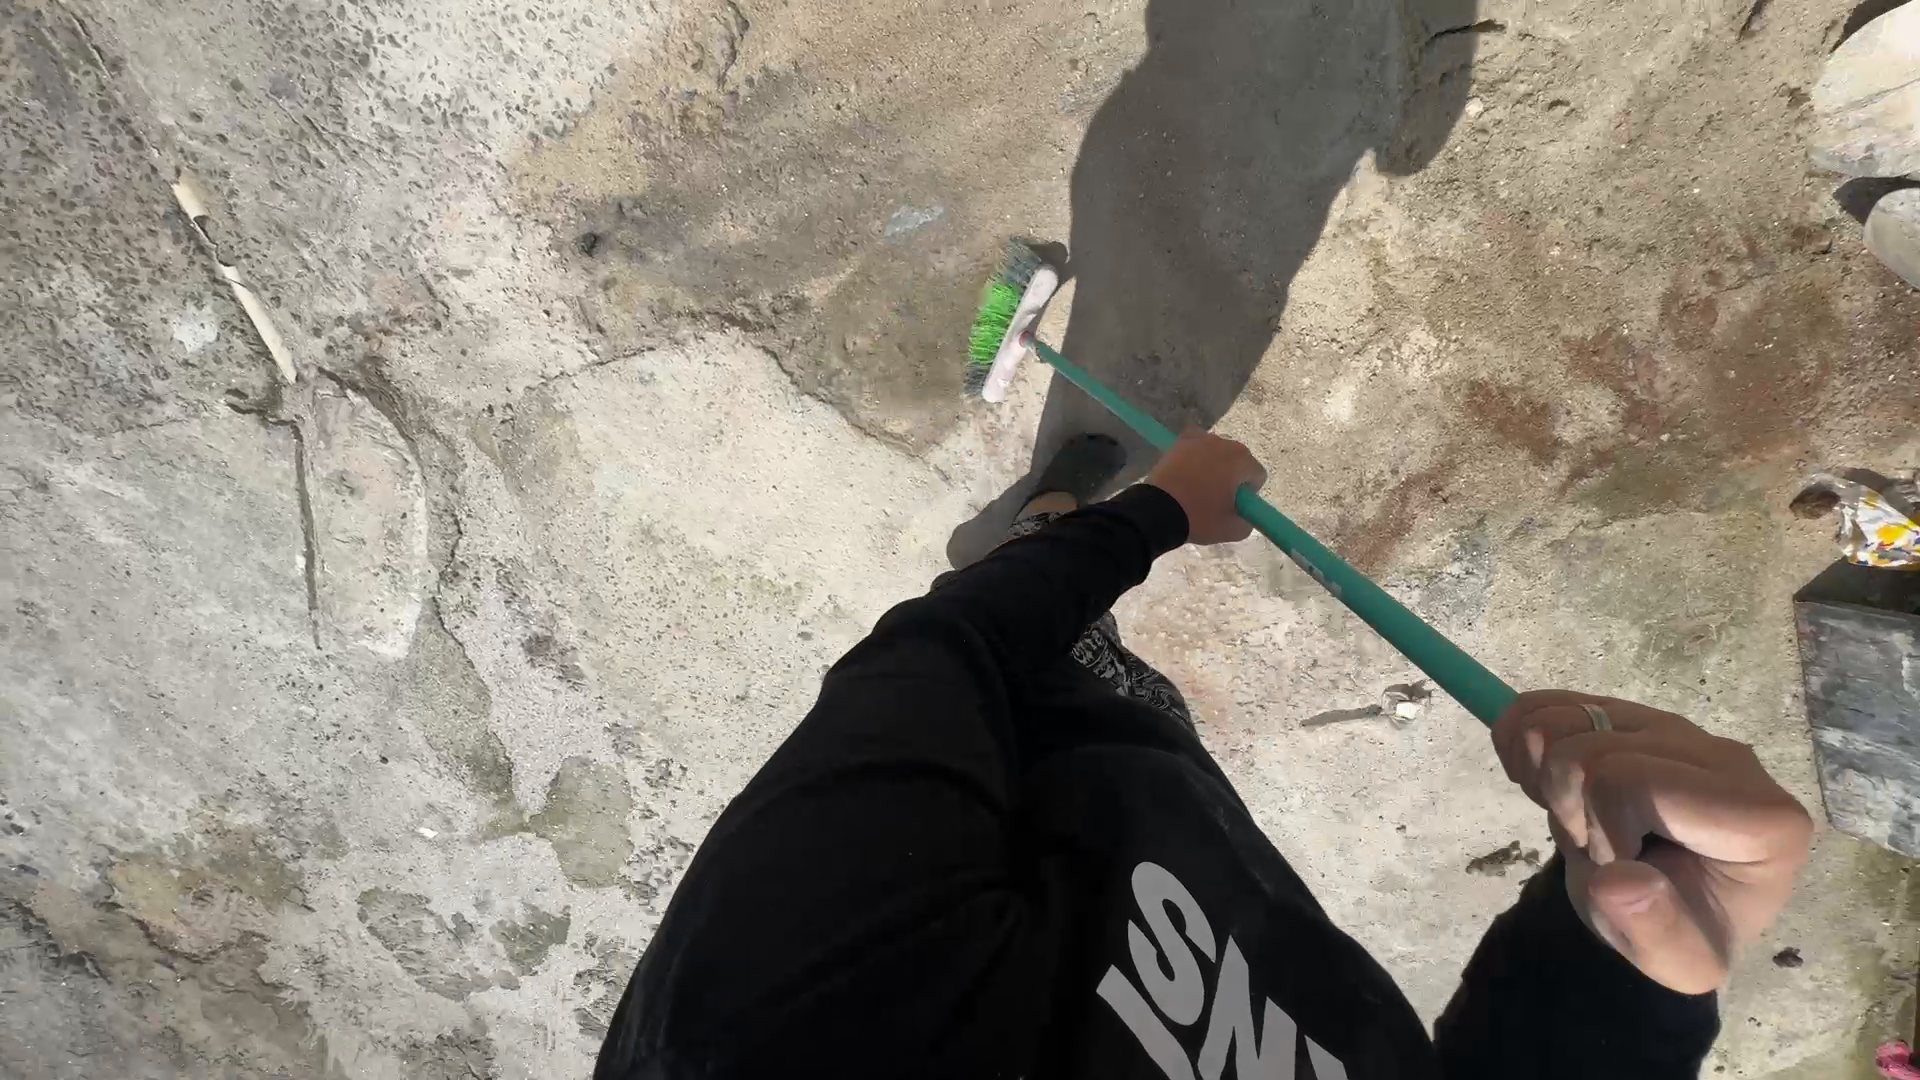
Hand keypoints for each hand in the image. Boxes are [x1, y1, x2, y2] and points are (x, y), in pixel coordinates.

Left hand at [1145, 427, 1266, 544]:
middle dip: (1231, 477)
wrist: (1157, 510)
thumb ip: (1247, 521)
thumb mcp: (1232, 530)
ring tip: (1197, 486)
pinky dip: (1195, 455)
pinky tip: (1188, 470)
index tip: (1233, 506)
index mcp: (1242, 460)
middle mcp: (1224, 443)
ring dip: (1213, 465)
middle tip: (1215, 498)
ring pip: (1216, 453)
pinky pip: (1196, 445)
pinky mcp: (1179, 442)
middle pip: (1237, 461)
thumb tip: (1245, 514)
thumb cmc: (1198, 517)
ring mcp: (1200, 439)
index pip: (1256, 475)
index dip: (1247, 493)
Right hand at [1492, 690, 1812, 993]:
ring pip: (1553, 720)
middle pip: (1586, 750)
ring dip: (1538, 773)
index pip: (1630, 781)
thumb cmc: (1668, 922)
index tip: (1616, 863)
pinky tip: (1543, 779)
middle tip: (1587, 840)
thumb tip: (1620, 881)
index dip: (1597, 825)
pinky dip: (1515, 742)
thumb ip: (1653, 932)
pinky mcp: (1616, 708)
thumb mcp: (1672, 959)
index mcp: (1759, 816)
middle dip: (1564, 804)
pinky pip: (1535, 704)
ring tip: (1566, 808)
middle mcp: (1721, 755)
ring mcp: (1663, 724)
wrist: (1646, 891)